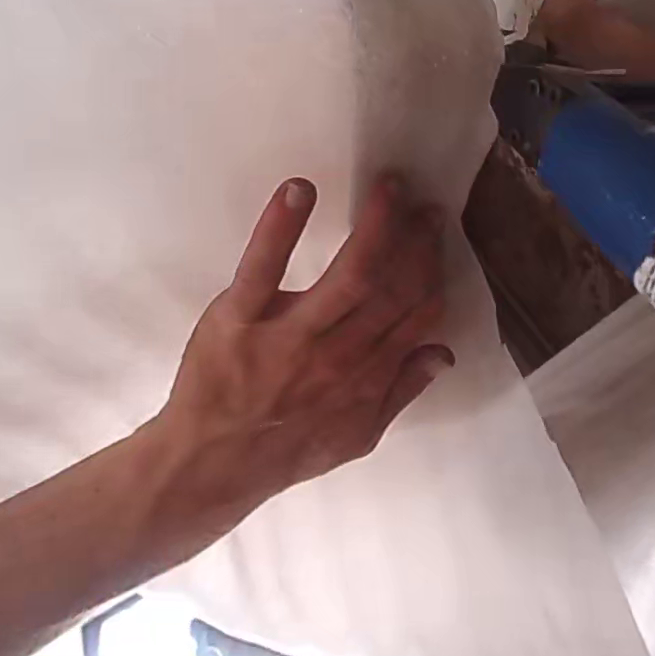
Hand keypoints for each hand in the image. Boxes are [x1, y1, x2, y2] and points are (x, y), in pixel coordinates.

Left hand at [138, 174, 453, 517]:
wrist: (209, 467)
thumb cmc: (288, 449)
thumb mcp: (358, 436)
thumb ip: (403, 392)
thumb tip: (444, 353)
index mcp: (368, 374)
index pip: (418, 314)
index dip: (433, 273)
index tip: (439, 240)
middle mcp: (339, 352)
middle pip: (393, 288)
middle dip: (417, 243)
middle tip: (427, 206)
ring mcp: (290, 334)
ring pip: (350, 275)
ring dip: (376, 228)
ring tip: (390, 187)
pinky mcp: (238, 318)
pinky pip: (263, 267)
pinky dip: (281, 228)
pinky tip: (299, 189)